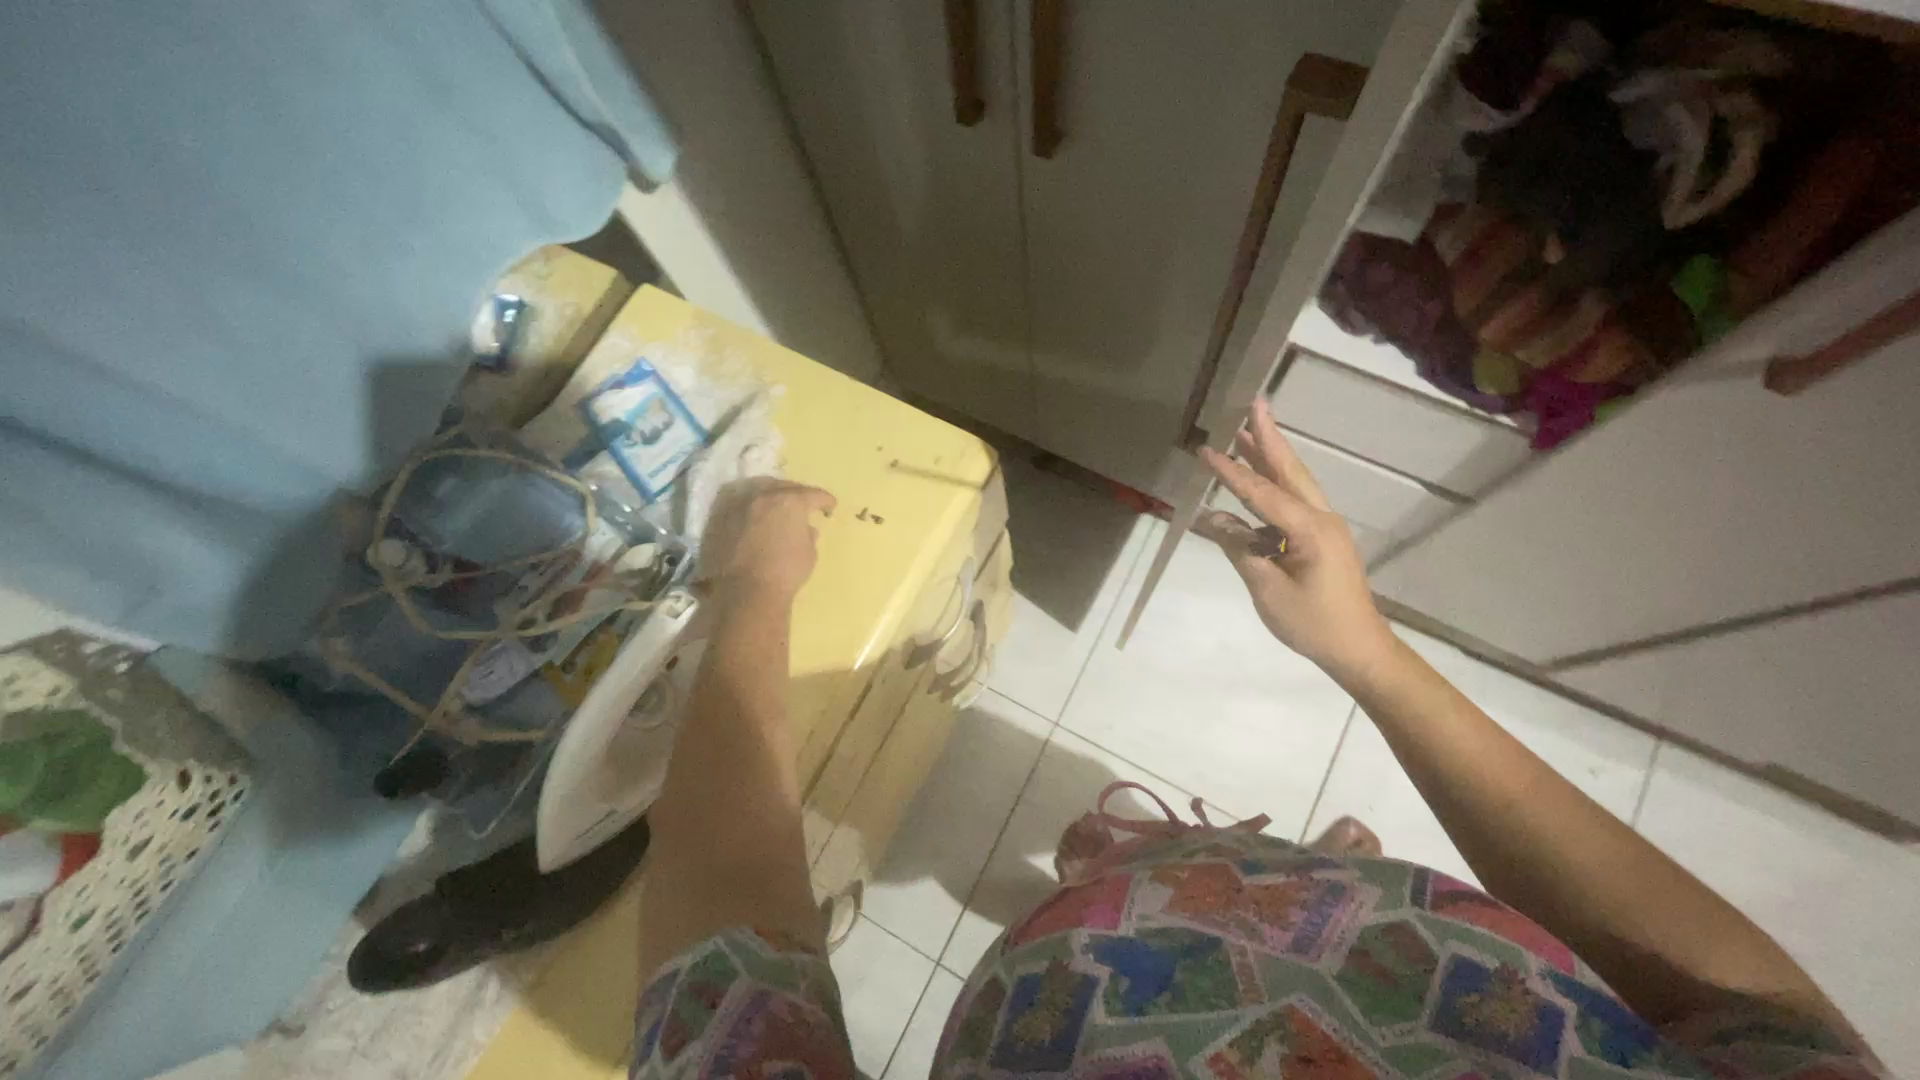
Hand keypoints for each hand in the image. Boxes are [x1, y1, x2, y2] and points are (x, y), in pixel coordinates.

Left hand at [698, 478, 836, 607]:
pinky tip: (753, 513)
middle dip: (796, 493)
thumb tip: (806, 529)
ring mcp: (738, 503)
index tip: (830, 506)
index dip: (824, 500)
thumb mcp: (809, 554)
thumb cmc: (784, 573)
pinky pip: (738, 502)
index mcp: (790, 501)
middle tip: (803, 503)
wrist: (743, 592)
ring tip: (775, 504)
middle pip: (783, 486)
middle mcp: (763, 494)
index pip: (812, 494)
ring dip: (770, 494)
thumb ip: (808, 535)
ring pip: (757, 489)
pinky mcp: (718, 516)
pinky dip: (749, 504)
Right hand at [1194, 397, 1395, 678]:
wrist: (1358, 649)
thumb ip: (1240, 550)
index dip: (1232, 472)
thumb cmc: (1313, 623)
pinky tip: (1255, 483)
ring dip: (1272, 456)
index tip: (1205, 451)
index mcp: (1310, 529)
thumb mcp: (1268, 590)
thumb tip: (1215, 518)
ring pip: (1295, 483)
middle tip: (1254, 403)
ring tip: (1248, 430)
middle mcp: (1322, 518)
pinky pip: (1294, 502)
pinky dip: (1274, 485)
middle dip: (1269, 437)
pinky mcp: (1322, 539)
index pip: (1262, 493)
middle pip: (1289, 470)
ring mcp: (1325, 527)